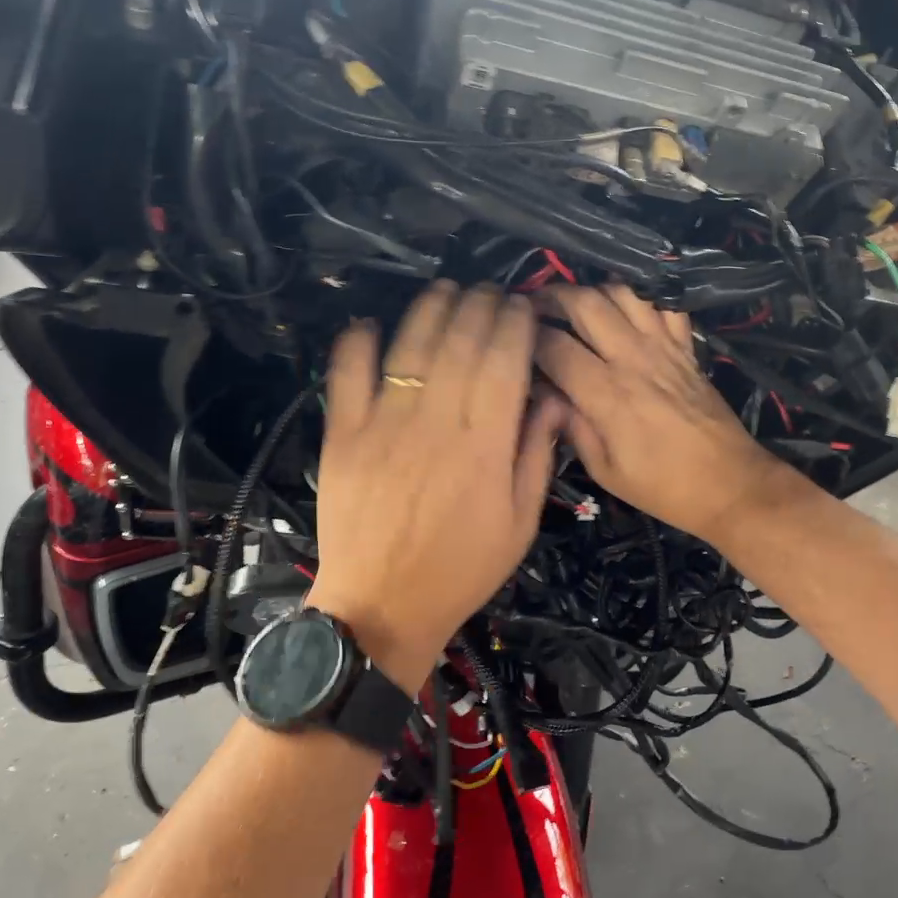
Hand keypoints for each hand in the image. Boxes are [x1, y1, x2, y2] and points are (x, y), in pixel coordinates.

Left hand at [307, 282, 564, 693]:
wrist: (382, 607)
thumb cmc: (462, 569)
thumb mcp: (520, 521)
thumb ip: (536, 454)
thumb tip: (555, 397)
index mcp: (485, 445)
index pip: (505, 360)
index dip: (516, 323)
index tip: (523, 306)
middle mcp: (436, 422)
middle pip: (461, 341)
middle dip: (480, 305)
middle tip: (490, 290)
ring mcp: (383, 424)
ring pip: (411, 345)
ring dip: (431, 308)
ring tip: (447, 290)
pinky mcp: (342, 434)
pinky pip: (347, 374)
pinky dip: (358, 342)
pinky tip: (372, 322)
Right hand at [531, 284, 808, 543]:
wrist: (729, 483)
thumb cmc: (662, 486)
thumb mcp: (605, 470)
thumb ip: (571, 425)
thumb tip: (543, 393)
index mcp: (607, 394)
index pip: (554, 346)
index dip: (525, 336)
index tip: (511, 338)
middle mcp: (633, 359)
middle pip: (585, 303)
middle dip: (552, 296)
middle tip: (533, 305)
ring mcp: (664, 347)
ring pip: (623, 292)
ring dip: (593, 290)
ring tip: (576, 304)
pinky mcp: (686, 347)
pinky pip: (663, 304)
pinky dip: (640, 297)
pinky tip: (624, 308)